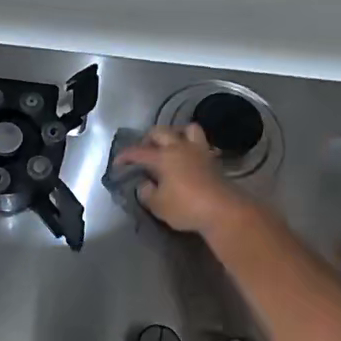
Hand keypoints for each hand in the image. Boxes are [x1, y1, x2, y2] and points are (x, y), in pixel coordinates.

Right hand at [112, 124, 251, 233]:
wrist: (223, 210)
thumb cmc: (186, 207)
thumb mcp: (157, 205)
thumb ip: (146, 192)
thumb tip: (145, 184)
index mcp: (163, 157)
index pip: (138, 152)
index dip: (125, 156)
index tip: (117, 163)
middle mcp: (180, 147)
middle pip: (160, 132)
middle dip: (148, 139)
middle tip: (143, 151)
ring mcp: (199, 151)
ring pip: (186, 129)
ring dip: (175, 133)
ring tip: (169, 146)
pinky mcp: (212, 160)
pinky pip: (199, 143)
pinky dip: (190, 145)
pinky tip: (187, 157)